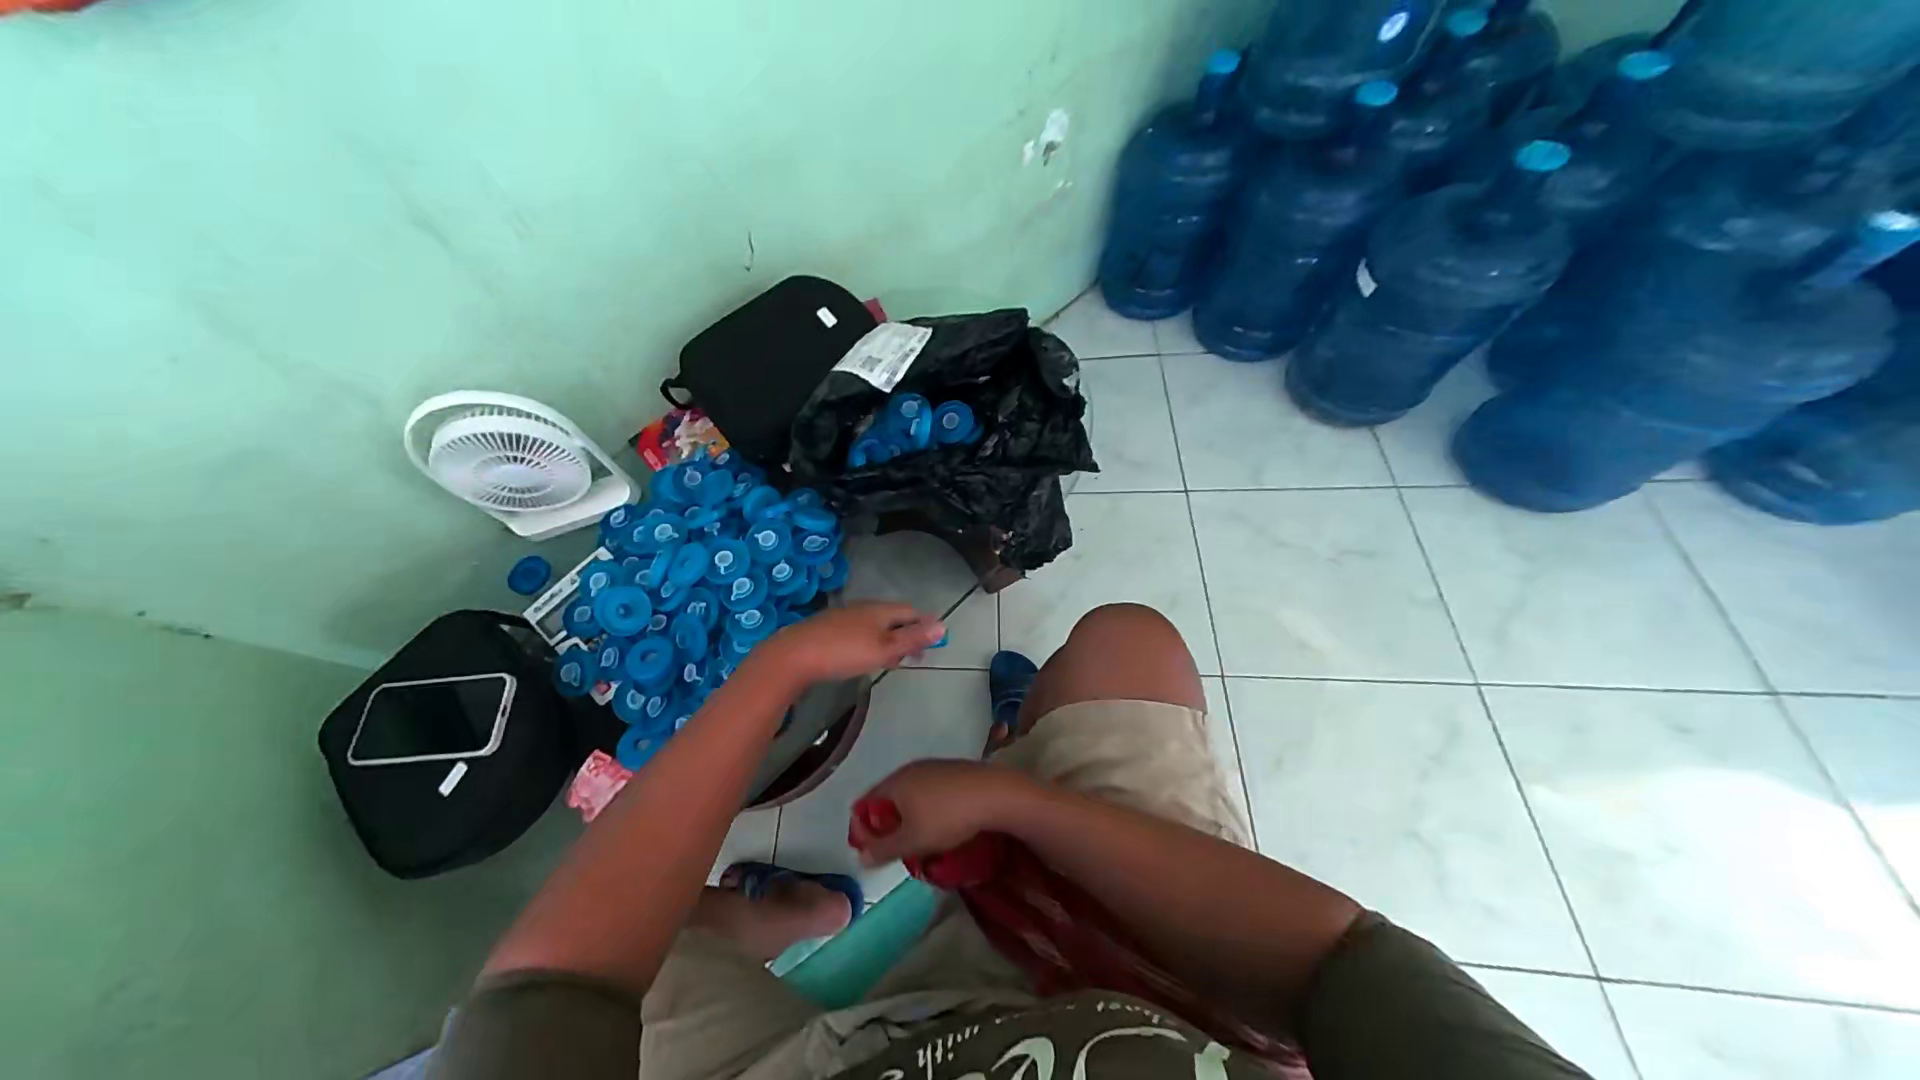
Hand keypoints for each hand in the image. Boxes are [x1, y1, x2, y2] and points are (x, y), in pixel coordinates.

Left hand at [754, 602, 944, 686]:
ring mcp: (844, 616)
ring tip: (890, 661)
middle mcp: (863, 608)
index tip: (931, 645)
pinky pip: (858, 631)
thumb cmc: (844, 652)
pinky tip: (862, 657)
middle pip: (893, 617)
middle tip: (913, 656)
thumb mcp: (884, 649)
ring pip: (875, 625)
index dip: (924, 626)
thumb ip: (912, 639)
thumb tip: (943, 625)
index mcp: (880, 610)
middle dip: (906, 634)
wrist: (794, 655)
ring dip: (887, 640)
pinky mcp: (828, 628)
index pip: (911, 612)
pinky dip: (869, 642)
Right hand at [847, 760, 1042, 866]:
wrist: (994, 794)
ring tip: (919, 839)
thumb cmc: (947, 818)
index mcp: (894, 782)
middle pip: (888, 797)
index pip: (865, 802)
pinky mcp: (953, 770)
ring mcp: (933, 766)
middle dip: (887, 823)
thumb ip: (883, 849)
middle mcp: (910, 768)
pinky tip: (942, 823)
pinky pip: (930, 790)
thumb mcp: (912, 841)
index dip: (863, 827)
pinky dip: (928, 807)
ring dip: (909, 816)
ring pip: (910, 794)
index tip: (872, 849)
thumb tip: (861, 856)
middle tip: (896, 847)